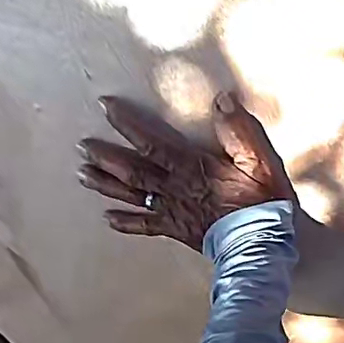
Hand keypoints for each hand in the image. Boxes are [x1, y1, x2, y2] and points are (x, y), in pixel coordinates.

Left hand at [78, 91, 295, 251]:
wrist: (258, 243)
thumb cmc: (260, 203)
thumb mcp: (258, 162)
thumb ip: (238, 131)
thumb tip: (222, 99)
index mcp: (191, 167)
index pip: (151, 142)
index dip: (127, 124)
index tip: (105, 108)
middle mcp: (175, 187)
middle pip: (133, 170)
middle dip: (107, 157)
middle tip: (83, 147)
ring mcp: (173, 211)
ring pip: (133, 195)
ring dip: (106, 184)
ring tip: (84, 175)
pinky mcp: (177, 230)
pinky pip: (146, 226)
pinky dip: (126, 222)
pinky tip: (108, 218)